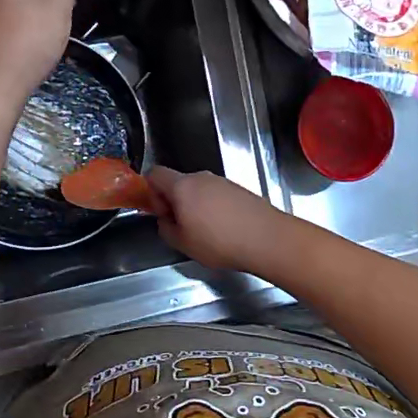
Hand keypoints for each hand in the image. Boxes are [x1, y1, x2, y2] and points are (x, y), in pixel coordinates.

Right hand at [146, 167, 295, 273]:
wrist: (267, 239)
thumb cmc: (220, 241)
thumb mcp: (183, 243)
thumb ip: (166, 229)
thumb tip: (166, 221)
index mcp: (183, 186)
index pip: (155, 174)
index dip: (151, 192)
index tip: (160, 213)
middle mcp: (203, 177)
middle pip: (179, 183)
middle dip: (175, 202)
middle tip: (182, 228)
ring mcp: (224, 182)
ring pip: (199, 190)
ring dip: (196, 207)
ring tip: (205, 234)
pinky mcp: (240, 190)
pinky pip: (217, 196)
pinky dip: (214, 209)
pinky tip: (224, 231)